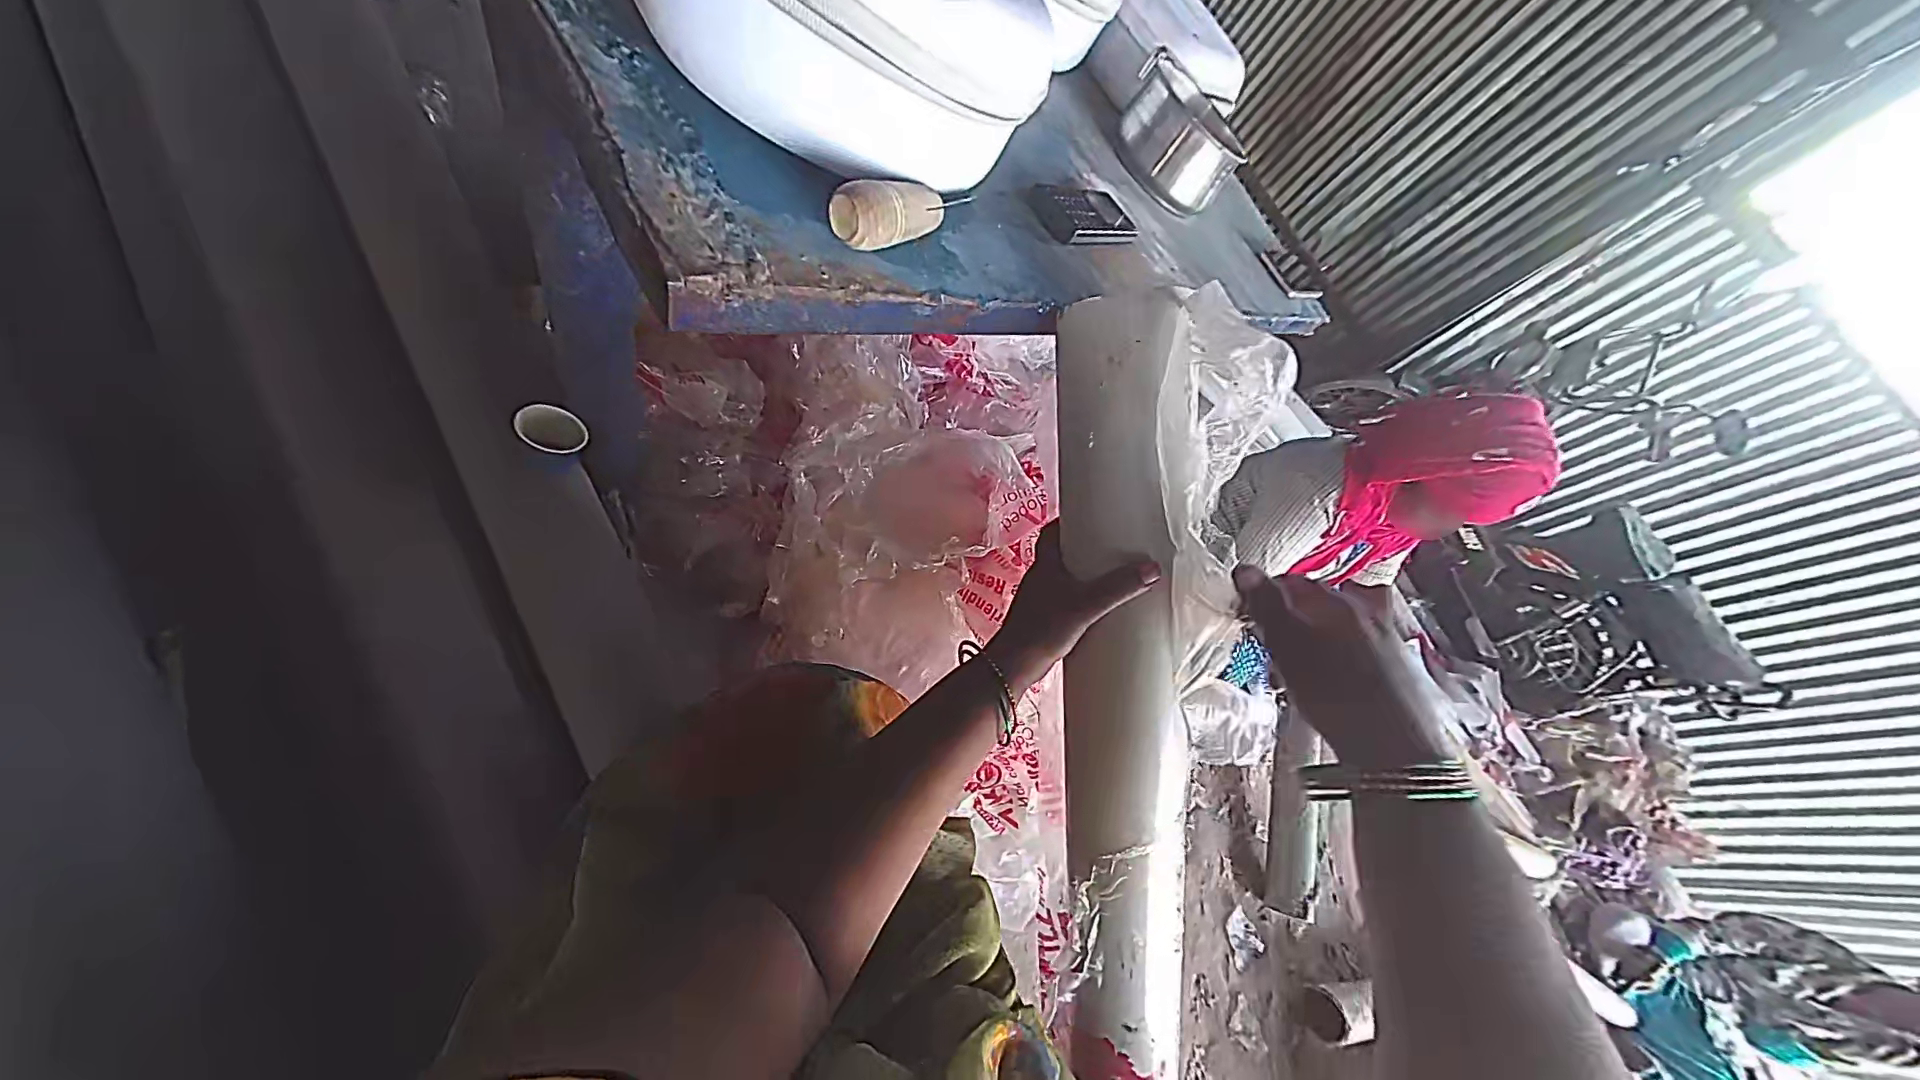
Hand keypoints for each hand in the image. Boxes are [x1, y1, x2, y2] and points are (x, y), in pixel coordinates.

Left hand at [985, 522, 1160, 695]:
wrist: (1014, 666)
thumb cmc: (1042, 629)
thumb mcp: (1087, 605)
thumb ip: (1118, 587)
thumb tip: (1151, 569)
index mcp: (1045, 564)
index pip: (1051, 532)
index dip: (1067, 522)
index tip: (1089, 517)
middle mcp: (1039, 578)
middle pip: (1059, 553)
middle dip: (1080, 549)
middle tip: (1107, 547)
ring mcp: (1039, 599)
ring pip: (1061, 578)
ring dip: (1080, 575)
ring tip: (1108, 575)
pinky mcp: (1043, 620)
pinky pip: (1063, 600)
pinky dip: (1078, 599)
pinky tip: (1095, 609)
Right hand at [1233, 566, 1446, 765]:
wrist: (1399, 750)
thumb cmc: (1339, 697)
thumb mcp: (1289, 649)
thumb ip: (1267, 606)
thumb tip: (1245, 570)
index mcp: (1338, 598)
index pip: (1288, 582)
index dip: (1262, 598)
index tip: (1248, 619)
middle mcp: (1367, 607)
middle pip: (1312, 602)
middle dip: (1288, 619)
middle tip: (1269, 646)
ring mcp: (1386, 633)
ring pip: (1331, 624)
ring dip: (1309, 638)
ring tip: (1294, 669)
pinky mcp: (1396, 660)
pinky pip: (1351, 645)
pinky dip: (1332, 655)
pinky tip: (1325, 681)